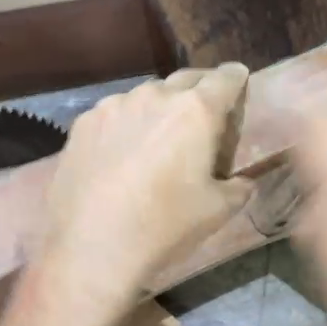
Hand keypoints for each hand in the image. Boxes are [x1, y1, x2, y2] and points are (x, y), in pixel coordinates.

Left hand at [35, 65, 254, 322]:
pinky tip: (119, 154)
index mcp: (195, 111)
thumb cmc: (163, 226)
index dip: (236, 79)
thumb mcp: (217, 211)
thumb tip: (242, 182)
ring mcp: (114, 105)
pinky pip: (114, 114)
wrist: (91, 247)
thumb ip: (238, 187)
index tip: (238, 81)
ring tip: (157, 139)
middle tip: (202, 116)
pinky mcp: (84, 123)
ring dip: (159, 109)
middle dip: (199, 91)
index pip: (225, 78)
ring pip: (146, 96)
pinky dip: (125, 125)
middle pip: (186, 80)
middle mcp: (155, 95)